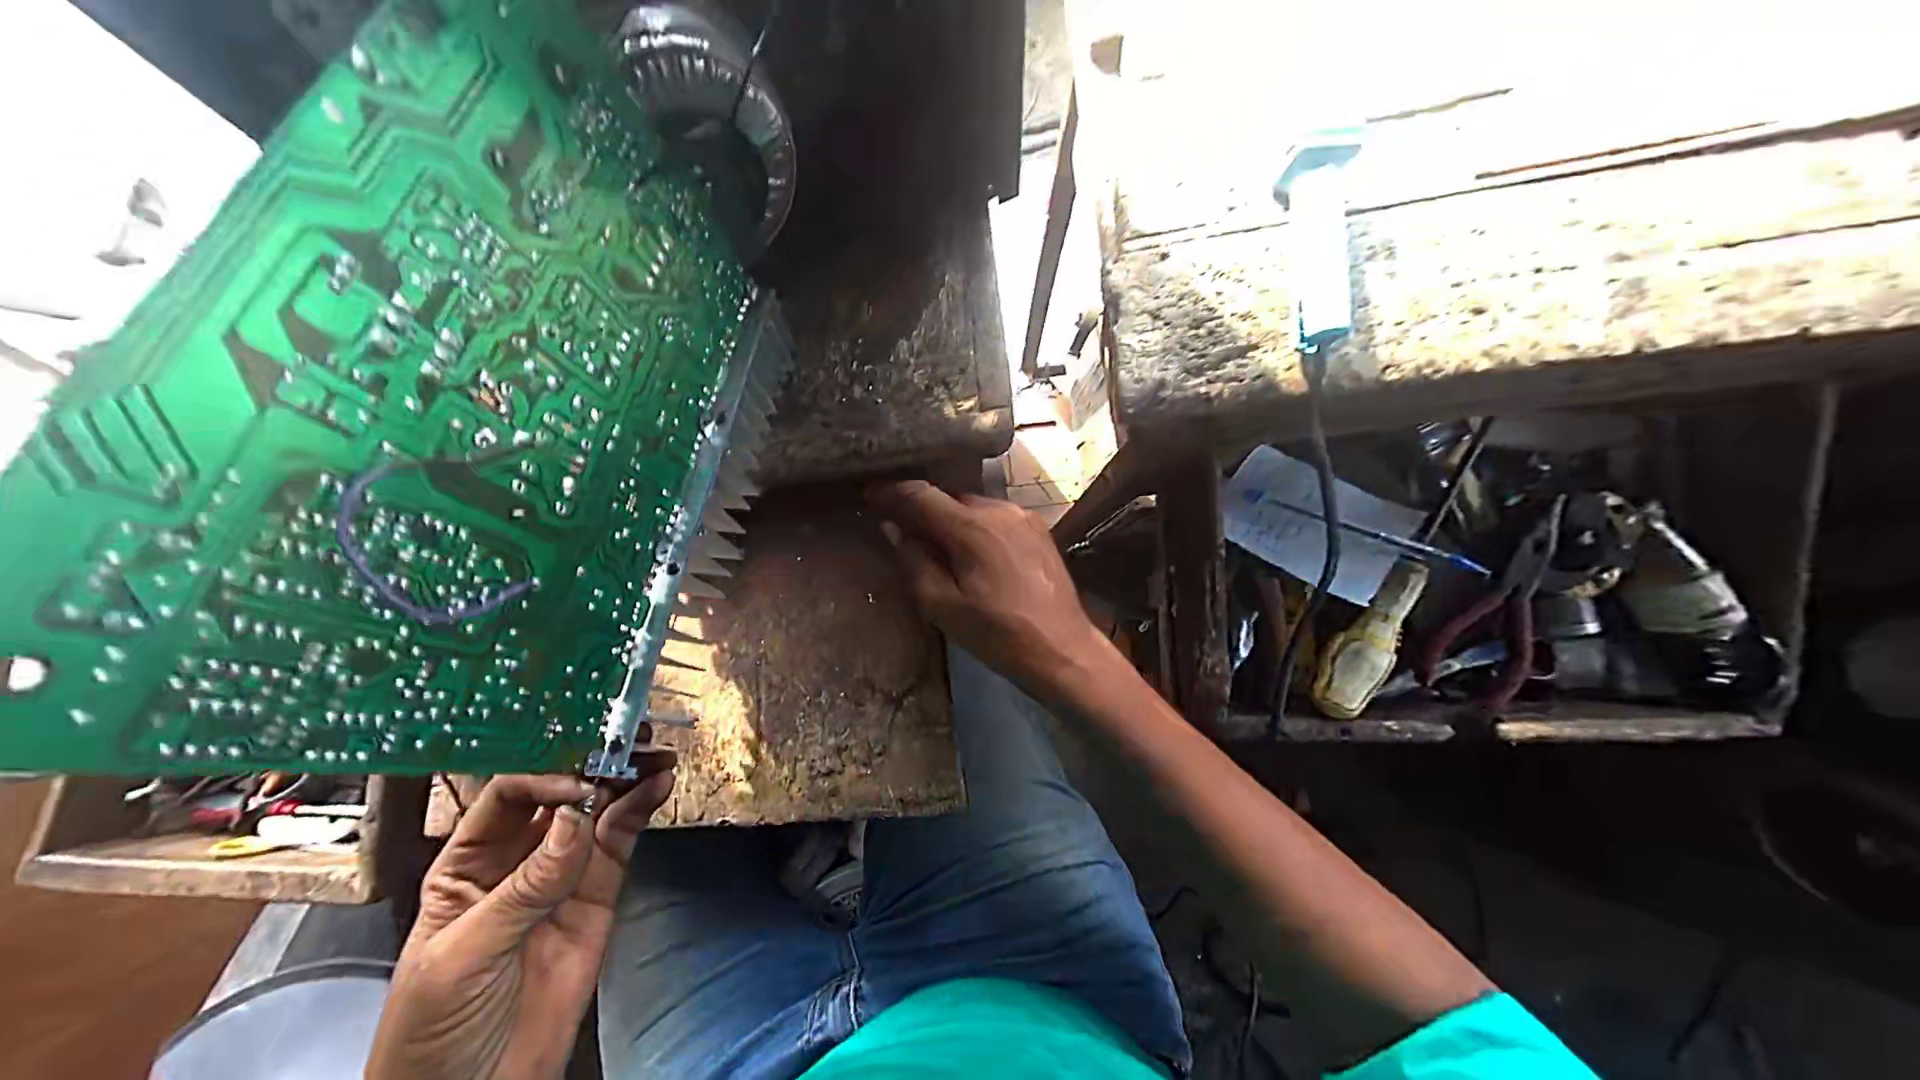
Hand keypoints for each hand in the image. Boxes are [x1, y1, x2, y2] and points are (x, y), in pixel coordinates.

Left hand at [366, 766, 673, 1079]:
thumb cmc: (435, 1029)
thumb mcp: (464, 955)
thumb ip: (524, 887)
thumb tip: (577, 818)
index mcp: (469, 862)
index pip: (509, 795)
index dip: (545, 775)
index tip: (581, 776)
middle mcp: (520, 856)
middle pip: (561, 793)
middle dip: (595, 763)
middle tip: (631, 739)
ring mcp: (564, 874)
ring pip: (599, 811)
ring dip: (627, 779)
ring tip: (656, 755)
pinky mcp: (599, 894)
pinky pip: (621, 843)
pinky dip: (641, 811)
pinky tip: (657, 787)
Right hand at [868, 480, 1111, 701]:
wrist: (1063, 649)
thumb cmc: (998, 634)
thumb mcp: (943, 607)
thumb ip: (914, 562)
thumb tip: (894, 530)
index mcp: (973, 527)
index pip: (921, 494)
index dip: (890, 493)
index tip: (869, 498)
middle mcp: (999, 510)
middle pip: (948, 497)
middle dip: (920, 509)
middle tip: (899, 528)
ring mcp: (1023, 516)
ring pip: (972, 506)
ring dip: (949, 518)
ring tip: (935, 544)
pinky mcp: (1039, 529)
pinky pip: (995, 517)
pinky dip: (974, 527)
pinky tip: (970, 552)